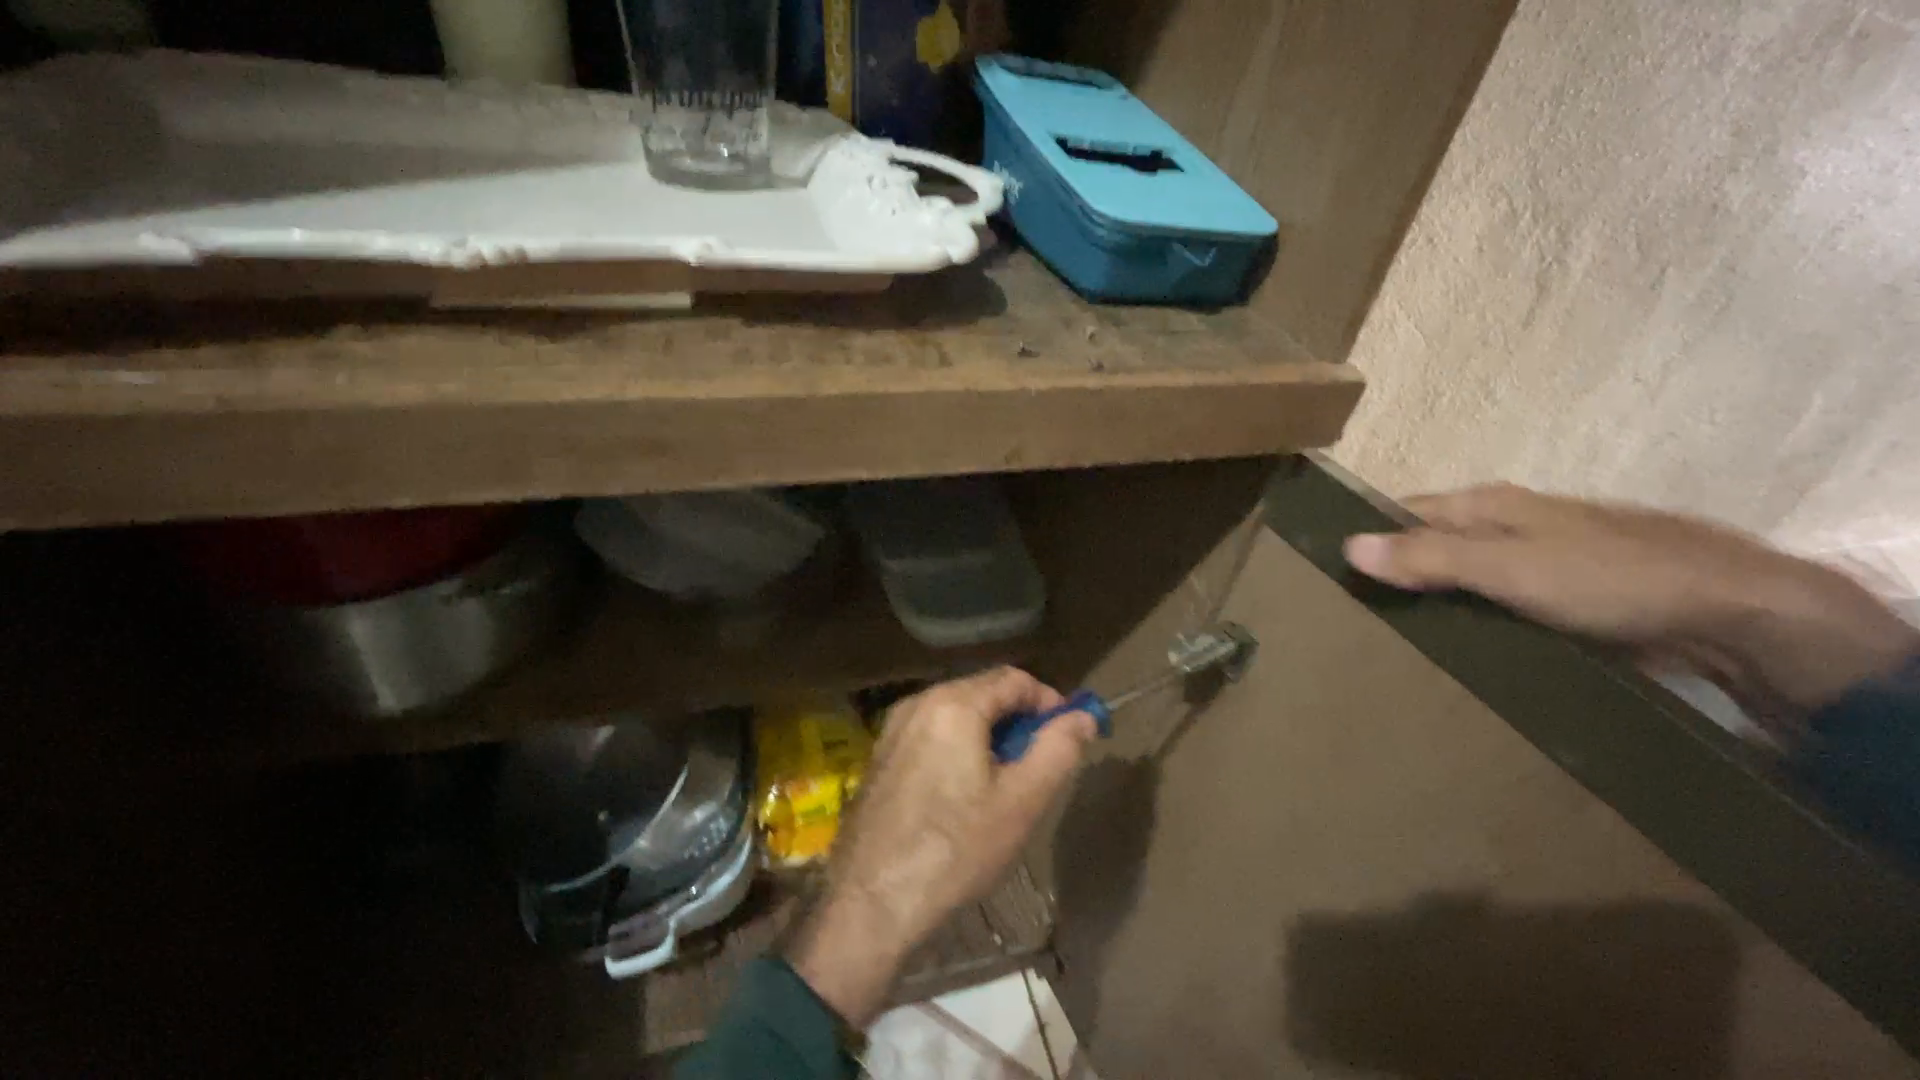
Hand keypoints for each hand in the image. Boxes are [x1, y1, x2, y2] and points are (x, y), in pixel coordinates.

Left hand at [787, 668, 1096, 1025]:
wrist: (871, 902)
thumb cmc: (956, 850)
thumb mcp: (1022, 802)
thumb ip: (1058, 750)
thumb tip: (1082, 717)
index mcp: (953, 704)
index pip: (1014, 679)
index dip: (1049, 701)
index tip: (1068, 735)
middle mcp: (916, 704)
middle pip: (981, 692)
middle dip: (1018, 719)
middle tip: (1040, 762)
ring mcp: (891, 731)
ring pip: (954, 715)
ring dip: (988, 736)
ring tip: (1006, 783)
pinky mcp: (878, 760)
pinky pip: (930, 736)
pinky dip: (957, 749)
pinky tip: (964, 796)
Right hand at [1343, 484, 1919, 724]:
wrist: (1731, 616)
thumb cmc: (1610, 578)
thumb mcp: (1510, 566)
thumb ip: (1430, 558)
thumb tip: (1347, 545)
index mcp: (1488, 507)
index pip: (1403, 513)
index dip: (1366, 538)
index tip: (1326, 576)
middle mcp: (1507, 530)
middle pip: (1430, 549)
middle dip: (1392, 578)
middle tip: (1346, 623)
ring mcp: (1536, 569)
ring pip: (1462, 585)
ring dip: (1430, 609)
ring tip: (1384, 648)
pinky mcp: (1561, 608)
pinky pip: (1495, 615)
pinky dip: (1469, 630)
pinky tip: (1450, 659)